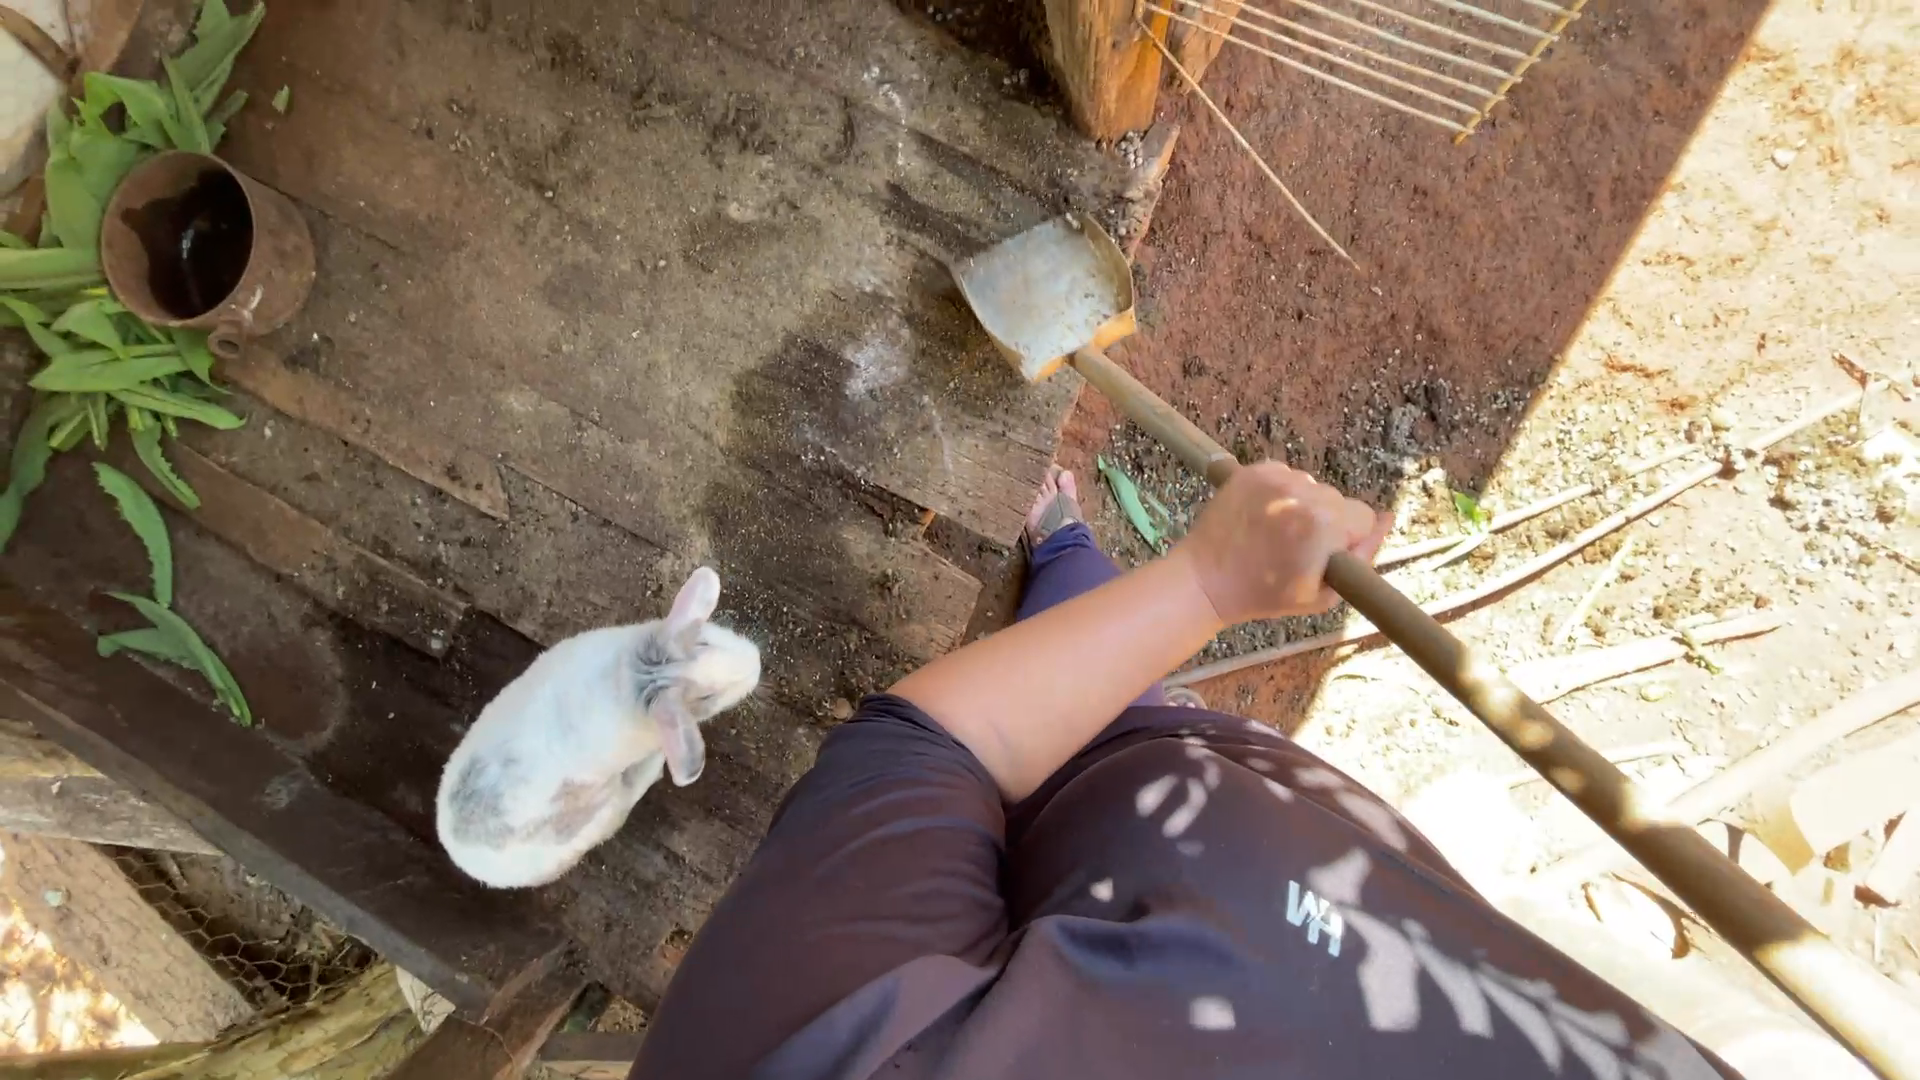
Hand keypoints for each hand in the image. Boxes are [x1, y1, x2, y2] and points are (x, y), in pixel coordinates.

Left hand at [1173, 462, 1390, 624]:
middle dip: (1325, 521)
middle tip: (1293, 547)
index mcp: (1323, 524)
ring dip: (1302, 505)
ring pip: (1311, 486)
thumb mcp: (1324, 593)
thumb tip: (1388, 517)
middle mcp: (1301, 493)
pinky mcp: (1251, 471)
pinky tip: (1262, 517)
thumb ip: (1364, 555)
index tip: (1320, 557)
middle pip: (1337, 499)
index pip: (1363, 516)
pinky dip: (1280, 493)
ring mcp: (1273, 478)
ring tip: (1274, 533)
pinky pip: (1285, 476)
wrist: (1204, 580)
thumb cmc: (1264, 594)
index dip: (1347, 540)